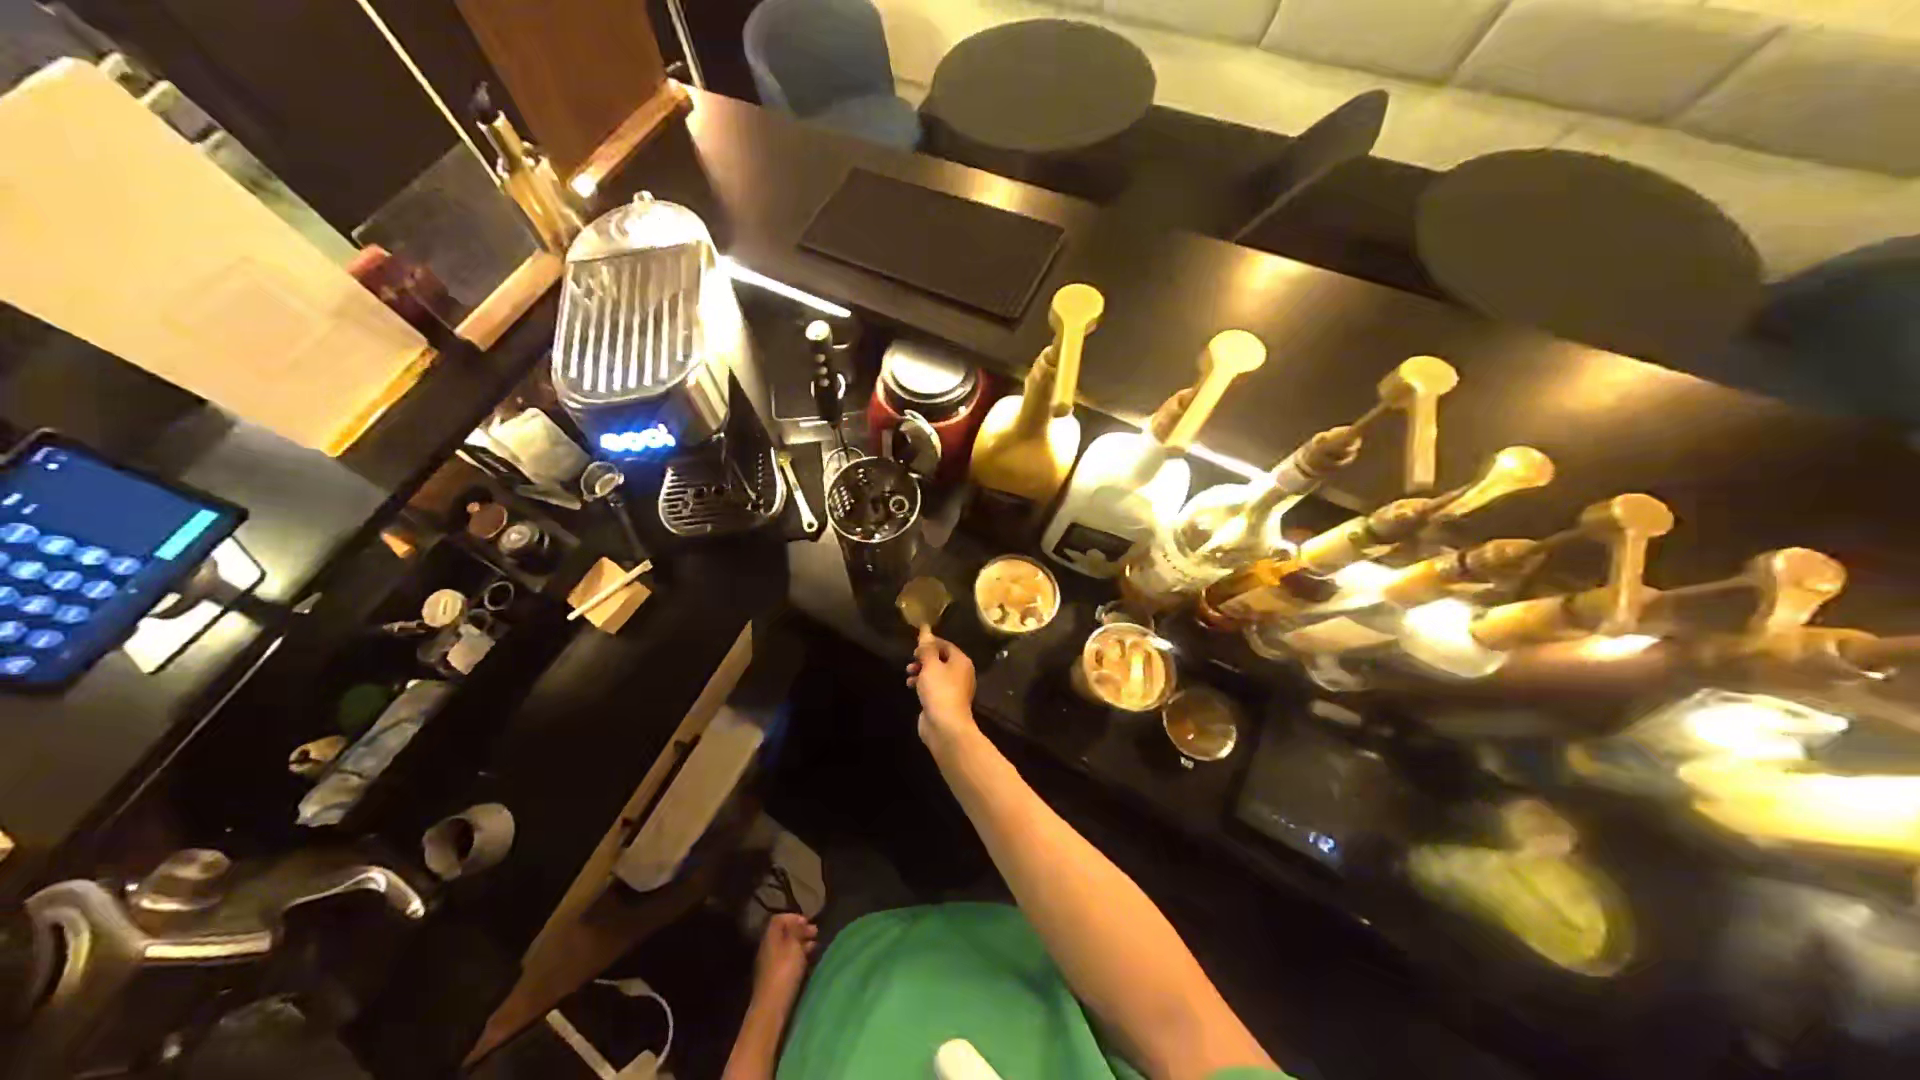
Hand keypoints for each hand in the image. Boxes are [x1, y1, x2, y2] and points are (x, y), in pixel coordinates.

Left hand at [753, 913, 817, 1003]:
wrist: (772, 1006)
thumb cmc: (785, 971)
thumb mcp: (793, 945)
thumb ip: (796, 930)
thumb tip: (799, 921)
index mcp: (770, 937)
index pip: (779, 919)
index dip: (794, 917)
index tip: (808, 921)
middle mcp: (768, 948)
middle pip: (783, 933)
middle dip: (800, 931)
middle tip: (816, 933)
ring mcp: (770, 963)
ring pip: (787, 947)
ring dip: (801, 944)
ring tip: (815, 947)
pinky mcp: (775, 977)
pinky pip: (787, 960)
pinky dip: (798, 956)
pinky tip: (808, 961)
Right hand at [906, 633, 976, 746]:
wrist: (945, 726)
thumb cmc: (939, 690)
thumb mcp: (930, 665)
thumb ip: (926, 647)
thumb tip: (925, 628)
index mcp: (961, 661)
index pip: (945, 645)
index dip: (930, 642)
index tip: (914, 645)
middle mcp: (960, 673)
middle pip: (940, 658)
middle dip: (923, 658)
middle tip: (911, 660)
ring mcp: (953, 688)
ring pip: (935, 673)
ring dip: (921, 670)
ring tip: (909, 673)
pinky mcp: (945, 700)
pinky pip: (933, 686)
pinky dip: (922, 683)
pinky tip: (911, 686)